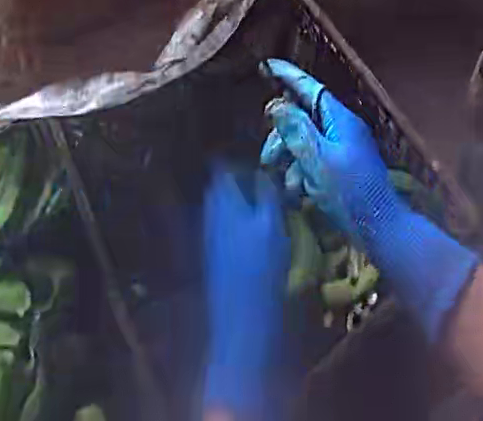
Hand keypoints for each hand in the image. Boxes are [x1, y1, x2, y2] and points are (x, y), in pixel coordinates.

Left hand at [202, 162, 287, 417]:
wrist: (242, 322)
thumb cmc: (260, 267)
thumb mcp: (272, 222)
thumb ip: (267, 192)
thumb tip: (266, 170)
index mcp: (221, 201)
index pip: (223, 167)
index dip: (242, 160)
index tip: (265, 160)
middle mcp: (210, 215)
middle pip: (222, 186)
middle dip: (244, 180)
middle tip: (270, 182)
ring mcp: (211, 237)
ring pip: (225, 206)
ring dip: (244, 201)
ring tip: (270, 205)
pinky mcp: (216, 256)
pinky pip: (227, 224)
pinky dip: (242, 219)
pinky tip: (261, 231)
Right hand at [260, 59, 394, 235]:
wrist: (381, 229)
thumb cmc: (351, 193)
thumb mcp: (318, 160)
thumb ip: (296, 131)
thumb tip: (277, 104)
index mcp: (340, 119)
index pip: (310, 89)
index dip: (288, 76)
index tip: (267, 66)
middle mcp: (341, 128)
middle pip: (302, 118)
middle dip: (282, 137)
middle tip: (267, 159)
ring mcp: (342, 148)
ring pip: (304, 142)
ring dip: (291, 160)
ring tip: (290, 184)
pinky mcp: (341, 168)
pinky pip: (313, 162)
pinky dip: (302, 174)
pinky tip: (300, 192)